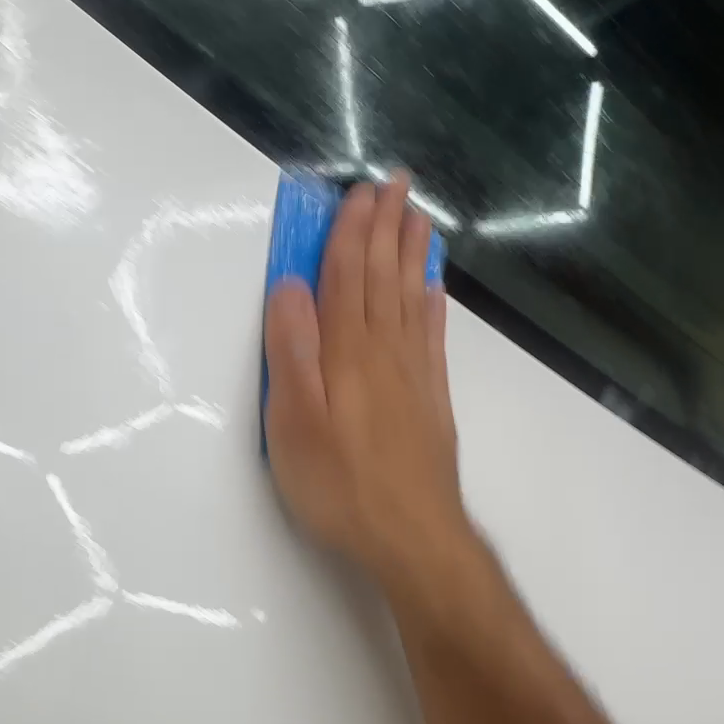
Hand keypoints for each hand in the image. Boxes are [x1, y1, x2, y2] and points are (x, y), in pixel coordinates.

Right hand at [263, 173, 475, 607]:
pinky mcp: (431, 399)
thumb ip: (291, 350)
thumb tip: (290, 288)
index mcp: (347, 351)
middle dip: (387, 227)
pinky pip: (432, 336)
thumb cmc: (339, 482)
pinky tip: (434, 289)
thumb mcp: (293, 420)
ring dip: (412, 254)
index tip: (360, 191)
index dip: (352, 230)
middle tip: (397, 185)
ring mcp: (414, 374)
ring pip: (413, 297)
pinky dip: (433, 303)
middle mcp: (386, 350)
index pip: (349, 275)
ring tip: (418, 218)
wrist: (413, 538)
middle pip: (385, 276)